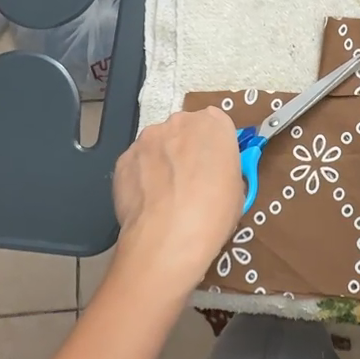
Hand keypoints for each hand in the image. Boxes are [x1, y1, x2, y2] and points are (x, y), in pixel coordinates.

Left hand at [112, 107, 244, 288]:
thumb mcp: (236, 189)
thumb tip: (210, 176)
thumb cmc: (214, 213)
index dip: (211, 148)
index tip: (210, 167)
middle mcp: (180, 121)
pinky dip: (139, 179)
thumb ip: (222, 170)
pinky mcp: (124, 158)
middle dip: (184, 151)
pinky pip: (135, 164)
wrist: (169, 237)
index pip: (215, 125)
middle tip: (186, 183)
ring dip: (160, 163)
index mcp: (214, 123)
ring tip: (162, 197)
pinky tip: (145, 204)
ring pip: (157, 146)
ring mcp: (148, 138)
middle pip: (183, 131)